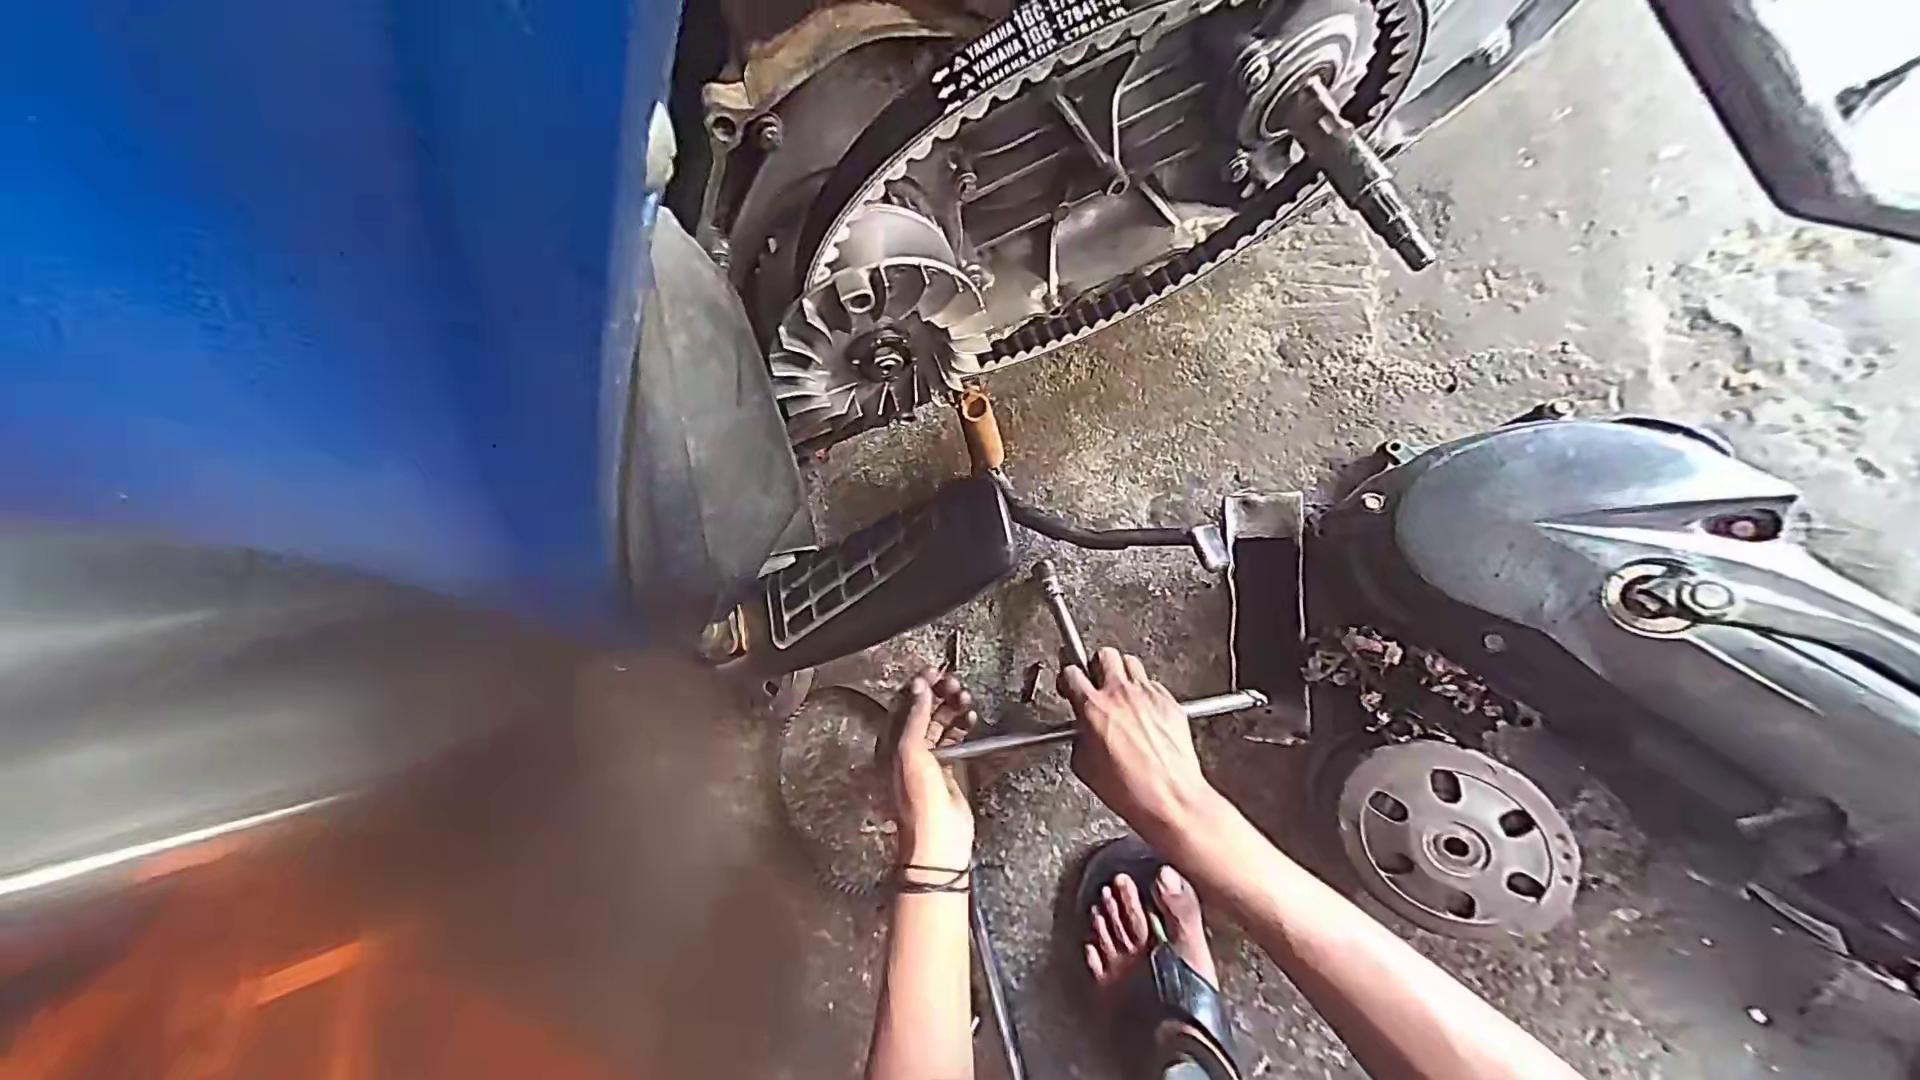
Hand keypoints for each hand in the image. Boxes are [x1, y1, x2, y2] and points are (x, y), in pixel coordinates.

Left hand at [892, 668, 977, 870]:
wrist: (938, 838)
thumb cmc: (917, 802)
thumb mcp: (911, 752)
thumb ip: (915, 717)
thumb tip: (919, 688)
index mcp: (891, 745)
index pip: (903, 706)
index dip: (917, 686)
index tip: (932, 671)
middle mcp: (907, 750)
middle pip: (922, 711)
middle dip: (937, 694)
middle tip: (952, 681)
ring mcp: (928, 760)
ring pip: (940, 723)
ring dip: (952, 707)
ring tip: (964, 696)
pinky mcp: (948, 769)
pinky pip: (955, 739)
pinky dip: (963, 726)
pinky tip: (970, 718)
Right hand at [1058, 648, 1225, 847]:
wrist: (1171, 799)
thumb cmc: (1131, 789)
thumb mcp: (1084, 766)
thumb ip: (1079, 736)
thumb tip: (1083, 730)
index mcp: (1093, 708)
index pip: (1072, 672)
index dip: (1068, 678)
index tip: (1069, 684)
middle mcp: (1121, 695)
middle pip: (1104, 654)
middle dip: (1096, 666)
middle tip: (1096, 681)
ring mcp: (1148, 696)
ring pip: (1131, 663)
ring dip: (1122, 674)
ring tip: (1121, 692)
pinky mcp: (1170, 703)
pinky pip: (1153, 685)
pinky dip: (1146, 693)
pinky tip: (1143, 712)